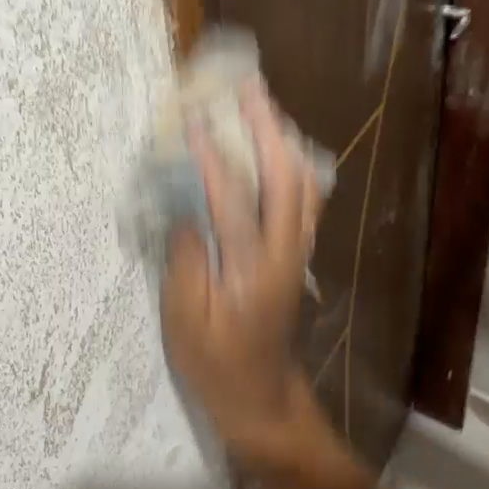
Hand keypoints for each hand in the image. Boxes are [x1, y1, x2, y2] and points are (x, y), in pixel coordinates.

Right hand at [161, 80, 323, 463]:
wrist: (263, 399)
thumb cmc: (216, 366)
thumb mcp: (185, 321)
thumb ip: (187, 260)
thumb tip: (185, 209)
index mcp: (253, 268)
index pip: (232, 197)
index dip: (211, 154)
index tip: (194, 117)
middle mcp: (285, 252)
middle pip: (286, 177)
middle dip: (268, 129)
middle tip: (248, 89)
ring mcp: (297, 253)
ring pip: (303, 184)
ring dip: (284, 141)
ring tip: (263, 108)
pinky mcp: (297, 256)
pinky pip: (303, 200)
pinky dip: (292, 166)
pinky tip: (277, 149)